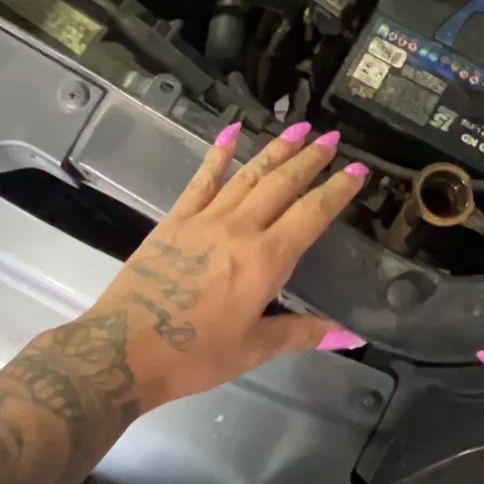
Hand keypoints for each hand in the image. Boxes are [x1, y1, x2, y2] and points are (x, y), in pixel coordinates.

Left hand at [80, 121, 368, 412]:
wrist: (125, 350)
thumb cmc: (195, 356)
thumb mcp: (255, 349)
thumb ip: (303, 333)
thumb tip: (351, 336)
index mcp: (266, 260)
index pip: (311, 215)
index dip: (338, 190)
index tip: (358, 170)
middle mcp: (239, 229)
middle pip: (282, 184)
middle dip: (311, 159)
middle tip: (333, 139)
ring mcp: (204, 220)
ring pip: (247, 175)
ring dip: (275, 149)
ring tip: (298, 128)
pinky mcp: (175, 221)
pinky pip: (202, 180)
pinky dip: (218, 155)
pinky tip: (231, 132)